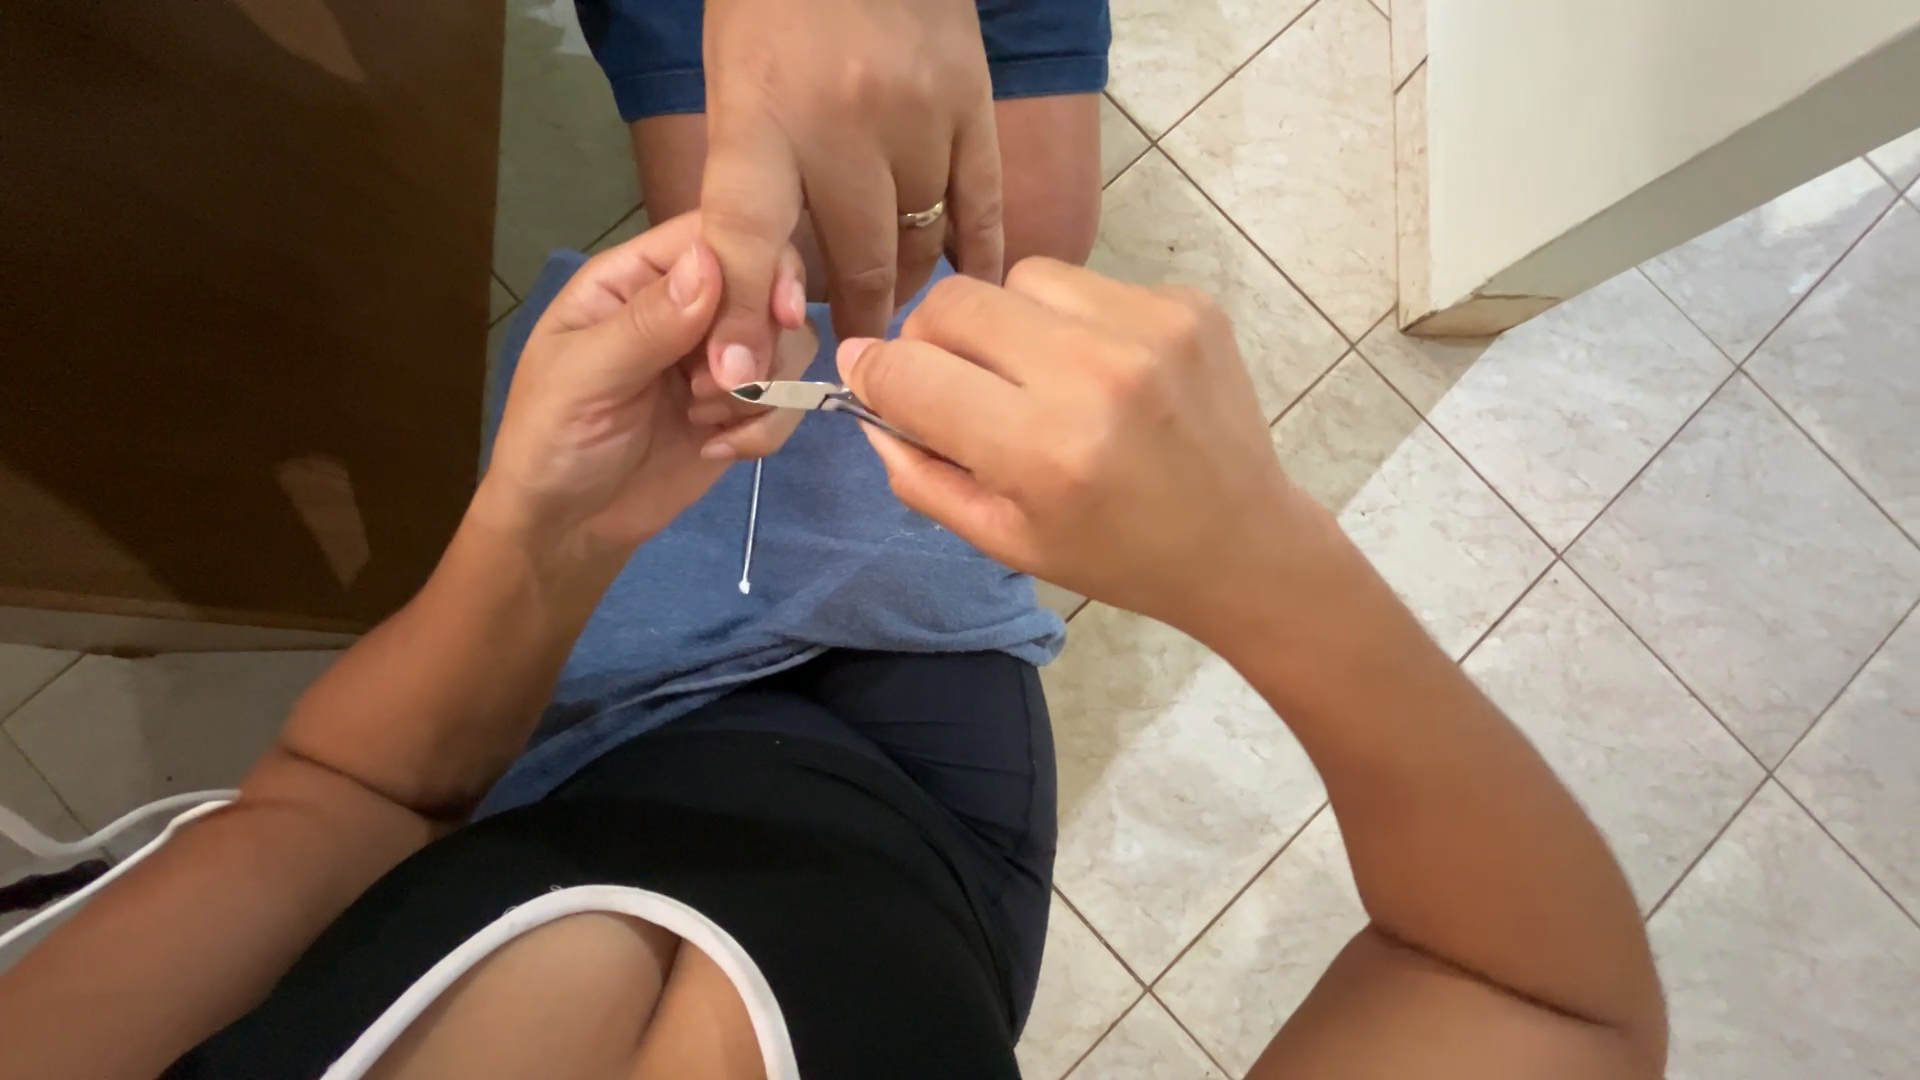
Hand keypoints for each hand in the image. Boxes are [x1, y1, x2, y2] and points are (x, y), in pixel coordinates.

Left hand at [478, 213, 807, 560]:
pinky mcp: (742, 413)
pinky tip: (717, 450)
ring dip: (757, 392)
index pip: (715, 238)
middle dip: (756, 345)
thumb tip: (710, 262)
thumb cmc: (554, 439)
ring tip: (702, 418)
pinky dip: (763, 431)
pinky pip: (787, 406)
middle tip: (715, 386)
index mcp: (640, 280)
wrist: (572, 525)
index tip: (776, 312)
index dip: (757, 262)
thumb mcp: (585, 376)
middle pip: (768, 292)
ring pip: (789, 350)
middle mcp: (691, 312)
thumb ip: (648, 323)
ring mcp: (721, 364)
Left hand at [699, 0, 1001, 387]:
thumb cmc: (776, 11)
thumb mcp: (733, 93)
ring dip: (905, 287)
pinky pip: (983, 216)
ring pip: (920, 249)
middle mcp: (843, 120)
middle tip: (855, 347)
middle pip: (856, 265)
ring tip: (895, 297)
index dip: (743, 315)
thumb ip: (752, 196)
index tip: (741, 381)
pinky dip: (975, 266)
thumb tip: (772, 305)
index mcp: (760, 112)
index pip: (746, 234)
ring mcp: (920, 116)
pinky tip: (967, 296)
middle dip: (853, 320)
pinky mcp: (976, 110)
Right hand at [835, 261, 1302, 639]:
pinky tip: (1097, 369)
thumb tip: (868, 403)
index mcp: (1042, 450)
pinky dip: (1068, 320)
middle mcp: (1093, 373)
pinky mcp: (1187, 302)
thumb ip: (920, 476)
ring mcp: (1149, 326)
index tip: (868, 377)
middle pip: (954, 300)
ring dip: (1002, 323)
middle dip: (929, 337)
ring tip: (1034, 375)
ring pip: (1018, 277)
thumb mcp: (1004, 540)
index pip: (910, 374)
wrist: (1240, 544)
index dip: (870, 372)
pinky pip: (1085, 283)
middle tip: (951, 378)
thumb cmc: (1113, 557)